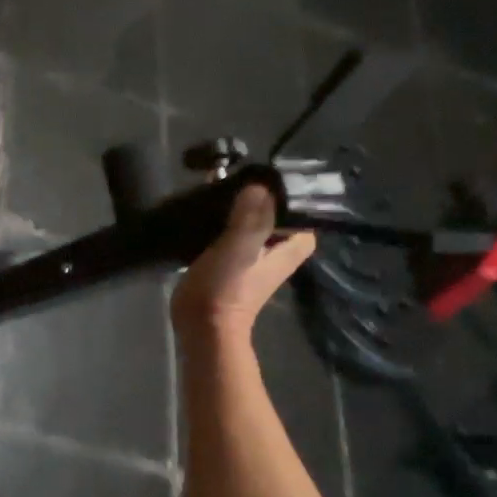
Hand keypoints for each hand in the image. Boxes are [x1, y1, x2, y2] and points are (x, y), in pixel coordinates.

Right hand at [171, 185, 315, 342]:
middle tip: (225, 177)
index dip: (277, 186)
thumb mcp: (239, 251)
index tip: (252, 172)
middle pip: (270, 207)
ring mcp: (254, 251)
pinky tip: (200, 207)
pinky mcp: (229, 256)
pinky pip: (229, 226)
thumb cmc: (225, 288)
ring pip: (247, 215)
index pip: (295, 203)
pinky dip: (218, 217)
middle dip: (250, 192)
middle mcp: (279, 244)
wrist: (201, 323)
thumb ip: (251, 219)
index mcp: (293, 243)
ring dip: (232, 203)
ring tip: (209, 186)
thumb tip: (258, 185)